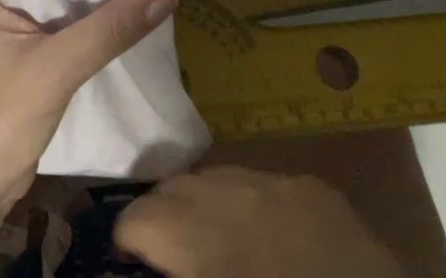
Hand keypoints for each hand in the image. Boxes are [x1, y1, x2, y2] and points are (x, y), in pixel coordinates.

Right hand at [115, 166, 402, 277]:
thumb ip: (176, 267)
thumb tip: (146, 260)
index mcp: (199, 236)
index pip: (135, 219)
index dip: (127, 245)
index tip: (135, 268)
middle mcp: (231, 194)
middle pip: (172, 189)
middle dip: (162, 221)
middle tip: (172, 262)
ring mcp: (278, 184)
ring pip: (215, 178)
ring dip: (205, 208)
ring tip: (219, 249)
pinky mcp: (318, 190)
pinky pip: (264, 184)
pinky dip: (252, 206)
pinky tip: (268, 242)